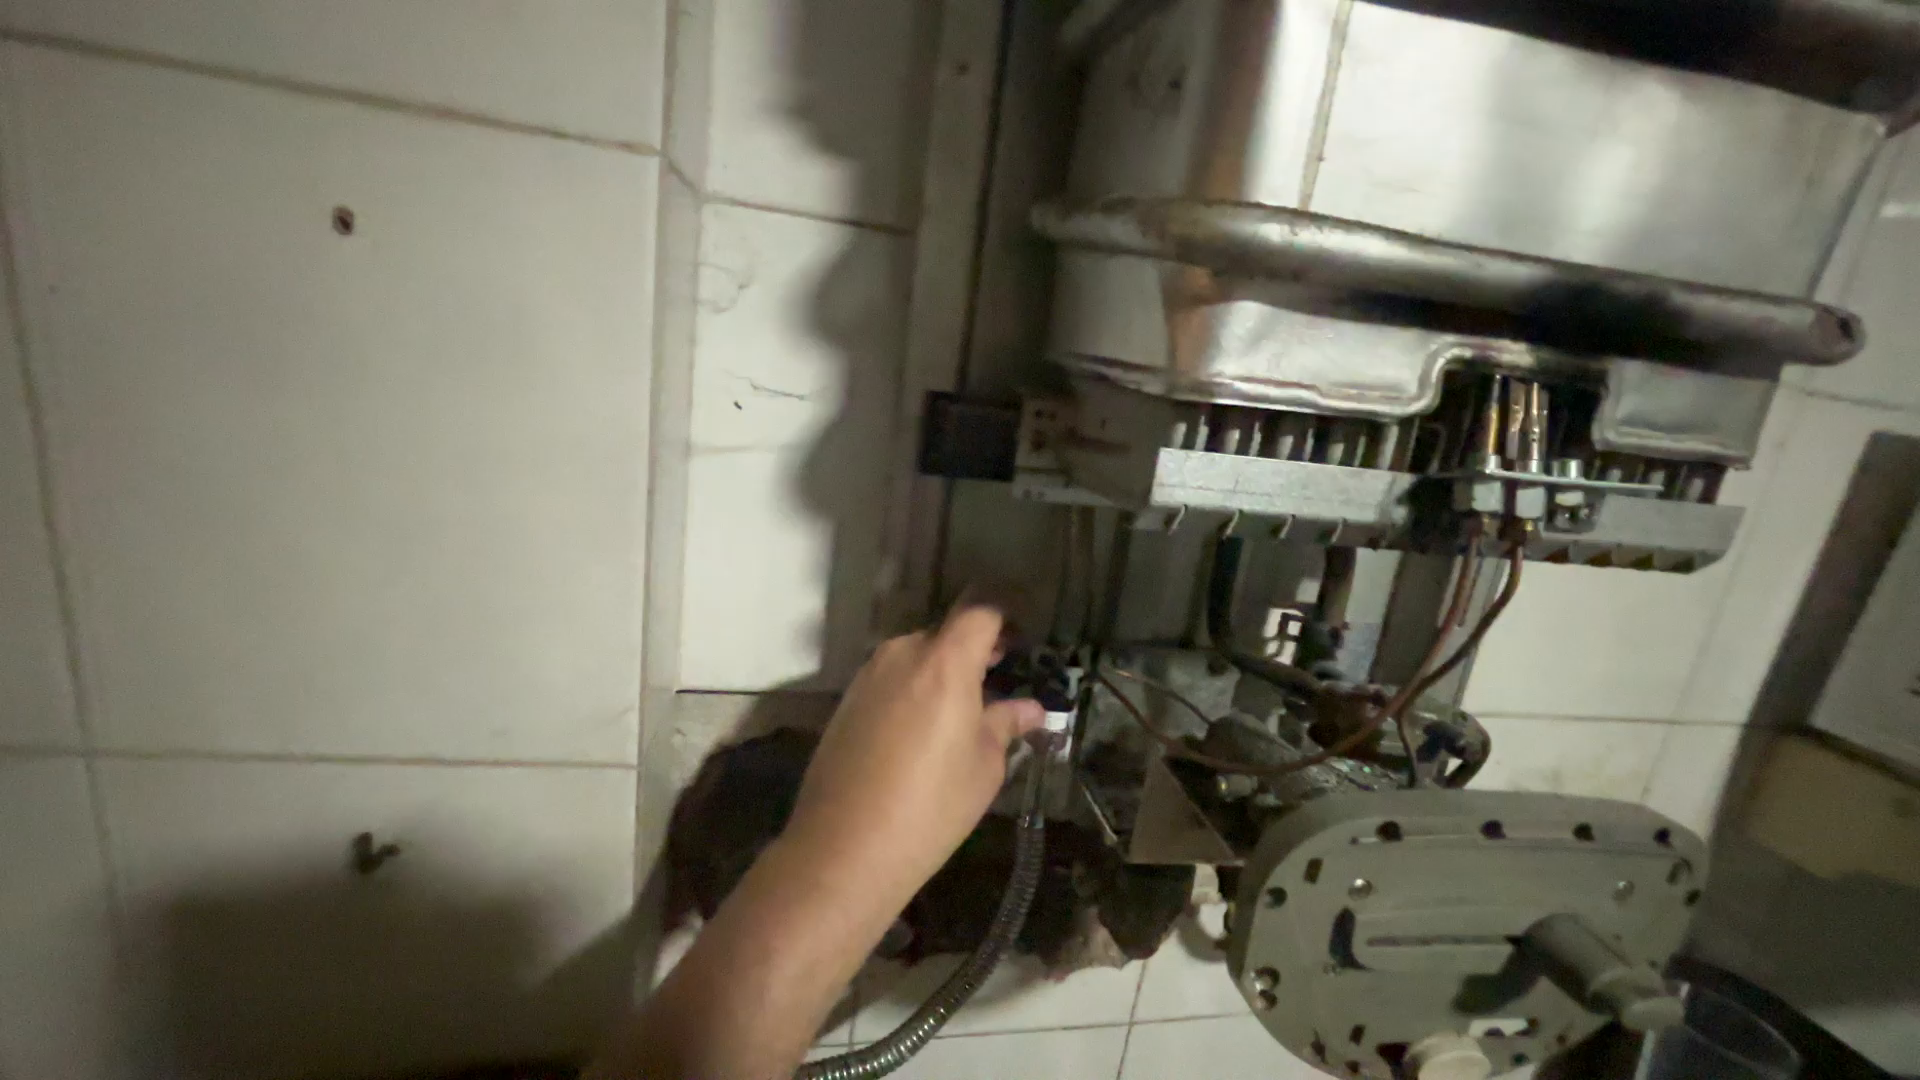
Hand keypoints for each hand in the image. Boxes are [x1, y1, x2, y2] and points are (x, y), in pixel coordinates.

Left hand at [781, 603, 1044, 913]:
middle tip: (999, 681)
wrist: (844, 848)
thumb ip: (1005, 723)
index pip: (979, 610)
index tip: (1022, 640)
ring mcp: (868, 675)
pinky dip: (912, 690)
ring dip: (940, 672)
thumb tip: (1032, 709)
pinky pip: (891, 679)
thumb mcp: (983, 767)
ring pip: (916, 656)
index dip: (1004, 618)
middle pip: (946, 633)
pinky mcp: (847, 699)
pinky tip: (921, 731)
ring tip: (961, 713)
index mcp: (944, 662)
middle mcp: (902, 654)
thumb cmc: (930, 806)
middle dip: (974, 650)